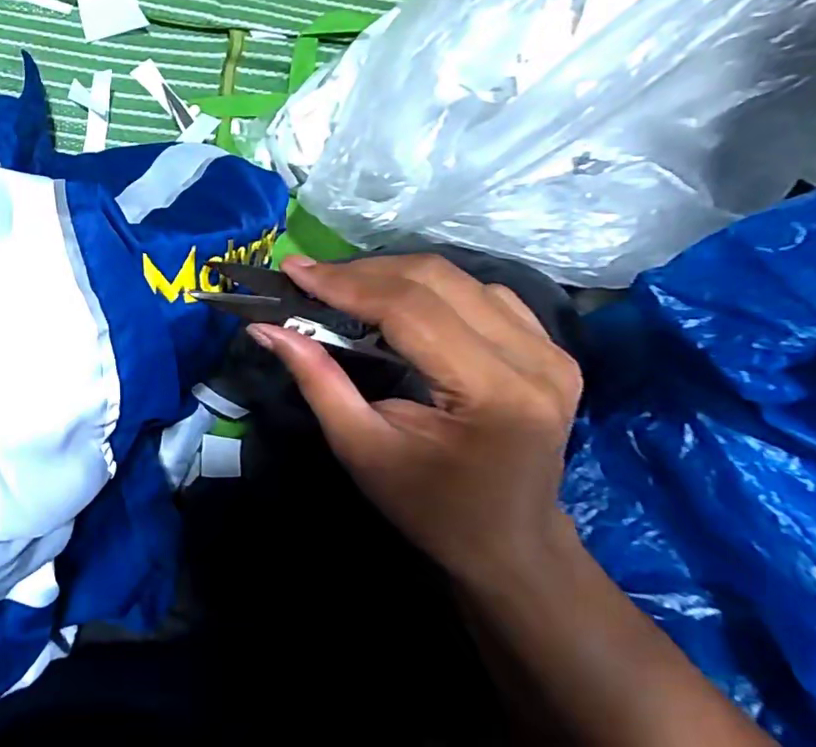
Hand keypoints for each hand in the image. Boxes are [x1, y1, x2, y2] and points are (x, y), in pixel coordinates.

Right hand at [247, 254, 583, 582]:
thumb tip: (264, 327)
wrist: (509, 544)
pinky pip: (482, 292)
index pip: (410, 309)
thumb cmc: (428, 504)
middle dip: (362, 272)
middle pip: (436, 281)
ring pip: (457, 278)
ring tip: (344, 289)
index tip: (292, 270)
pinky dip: (429, 287)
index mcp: (493, 393)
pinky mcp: (551, 349)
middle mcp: (534, 362)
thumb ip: (315, 378)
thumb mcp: (359, 445)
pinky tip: (397, 302)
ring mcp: (551, 351)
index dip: (345, 283)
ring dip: (392, 275)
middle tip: (310, 279)